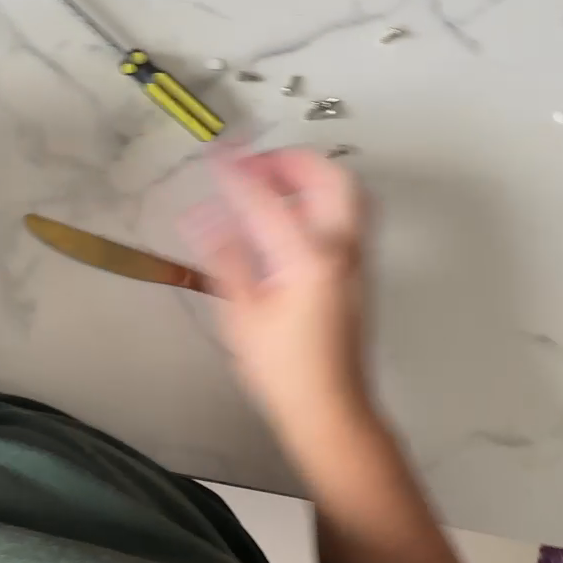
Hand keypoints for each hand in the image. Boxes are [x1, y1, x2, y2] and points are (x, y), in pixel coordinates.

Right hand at [181, 147, 375, 449]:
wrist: (330, 407)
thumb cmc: (283, 369)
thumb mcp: (241, 314)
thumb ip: (227, 257)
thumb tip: (203, 219)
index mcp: (307, 259)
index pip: (267, 199)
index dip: (238, 173)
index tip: (218, 155)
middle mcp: (340, 251)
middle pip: (330, 178)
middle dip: (291, 159)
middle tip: (256, 162)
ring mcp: (356, 260)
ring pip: (347, 192)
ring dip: (310, 176)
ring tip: (272, 182)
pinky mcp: (359, 271)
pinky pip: (347, 214)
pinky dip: (320, 197)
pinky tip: (290, 214)